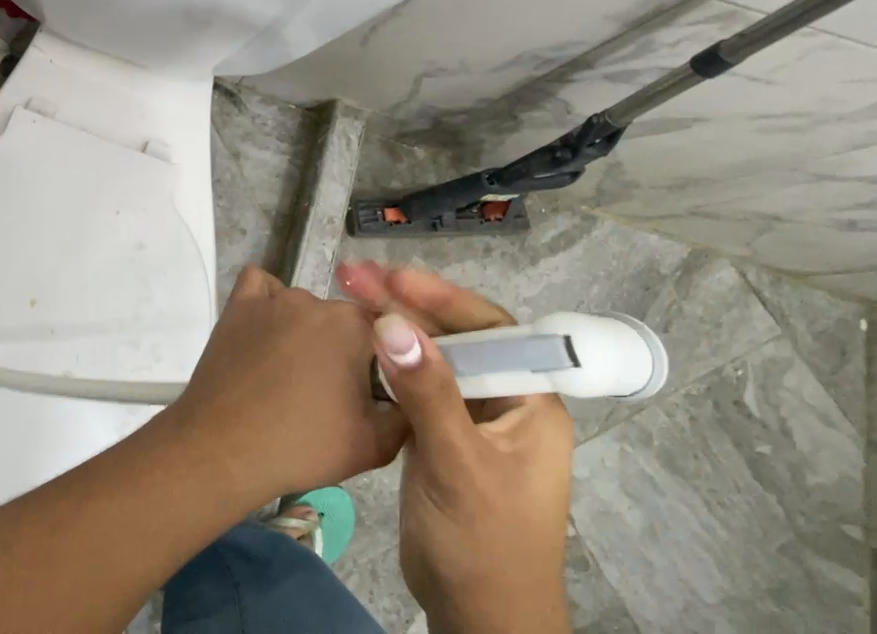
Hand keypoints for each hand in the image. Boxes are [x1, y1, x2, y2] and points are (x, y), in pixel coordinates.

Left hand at [163, 266, 407, 505]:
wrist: (225, 447)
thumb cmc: (303, 446)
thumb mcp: (377, 444)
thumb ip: (410, 409)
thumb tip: (417, 391)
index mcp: (354, 327)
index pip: (386, 335)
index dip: (385, 366)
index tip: (372, 394)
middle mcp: (314, 301)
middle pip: (343, 322)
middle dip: (344, 352)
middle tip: (332, 394)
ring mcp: (271, 300)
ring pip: (304, 309)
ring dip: (306, 333)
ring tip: (294, 375)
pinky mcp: (237, 306)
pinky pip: (260, 287)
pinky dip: (267, 302)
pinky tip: (267, 331)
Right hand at [338, 262, 574, 633]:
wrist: (477, 615)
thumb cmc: (484, 542)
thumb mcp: (458, 465)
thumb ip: (428, 393)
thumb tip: (391, 323)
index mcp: (530, 403)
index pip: (491, 330)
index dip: (442, 298)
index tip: (392, 275)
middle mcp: (503, 403)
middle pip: (456, 338)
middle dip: (406, 306)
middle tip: (352, 277)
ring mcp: (469, 422)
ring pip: (430, 360)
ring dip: (392, 330)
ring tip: (346, 299)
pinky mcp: (439, 439)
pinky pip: (413, 387)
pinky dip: (385, 365)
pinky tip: (355, 349)